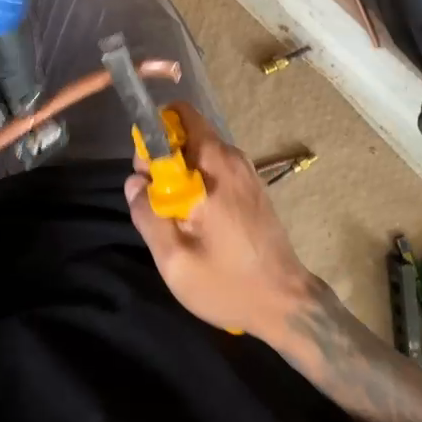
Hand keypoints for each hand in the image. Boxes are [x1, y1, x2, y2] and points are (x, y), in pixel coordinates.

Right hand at [125, 102, 320, 337]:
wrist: (287, 305)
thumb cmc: (229, 284)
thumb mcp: (175, 261)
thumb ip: (148, 216)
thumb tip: (134, 182)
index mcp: (214, 165)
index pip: (176, 117)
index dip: (152, 141)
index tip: (147, 177)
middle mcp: (231, 157)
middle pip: (186, 131)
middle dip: (163, 156)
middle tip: (158, 200)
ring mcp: (245, 170)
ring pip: (198, 149)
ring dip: (179, 171)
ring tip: (176, 214)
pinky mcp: (251, 185)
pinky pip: (213, 166)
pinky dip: (197, 180)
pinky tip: (197, 218)